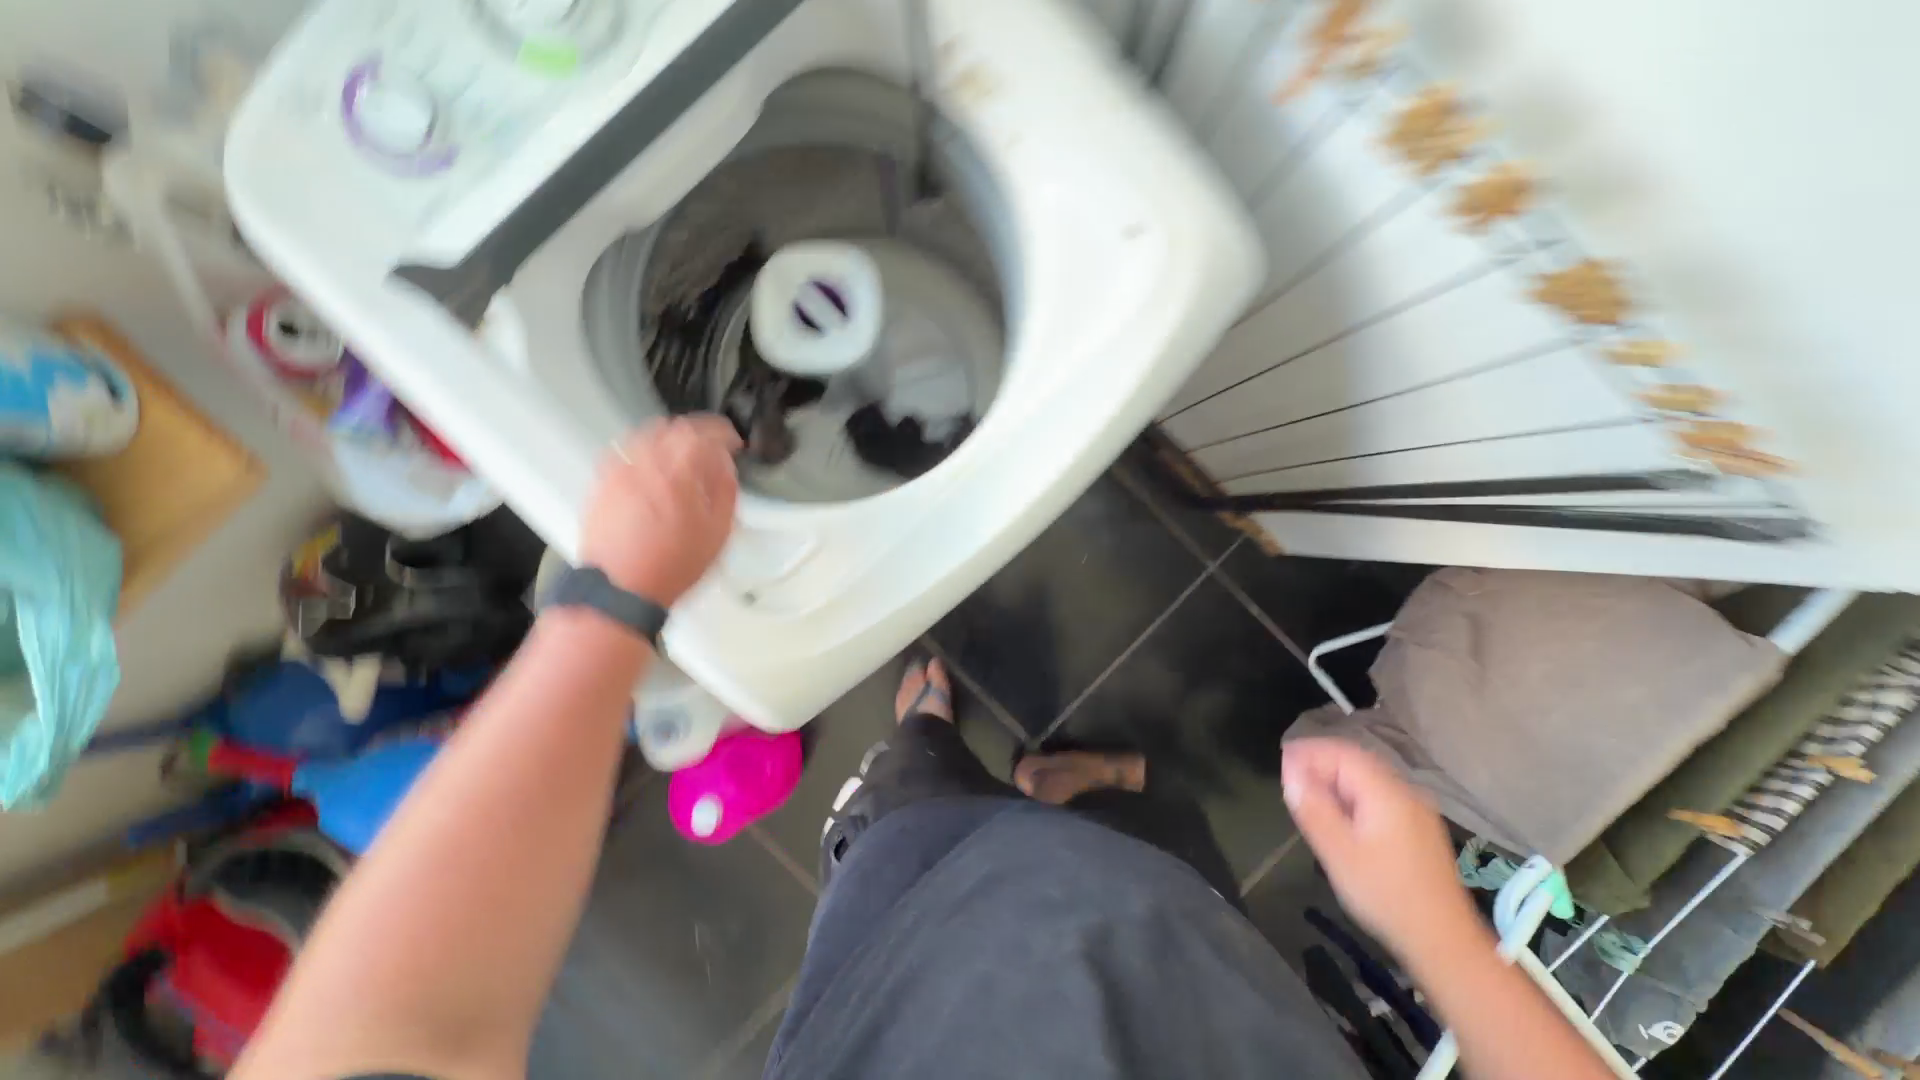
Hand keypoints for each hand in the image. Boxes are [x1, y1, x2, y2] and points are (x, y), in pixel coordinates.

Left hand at [581, 416, 741, 607]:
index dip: (725, 433)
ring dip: (669, 438)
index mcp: (680, 472)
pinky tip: (650, 468)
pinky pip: (623, 453)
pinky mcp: (602, 484)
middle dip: (697, 433)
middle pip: (675, 428)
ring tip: (681, 454)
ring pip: (646, 435)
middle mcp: (646, 464)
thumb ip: (726, 492)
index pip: (706, 433)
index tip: (731, 442)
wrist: (622, 590)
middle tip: (710, 446)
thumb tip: (726, 470)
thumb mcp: (718, 533)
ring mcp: (620, 472)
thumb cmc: (666, 567)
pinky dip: (642, 452)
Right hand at [1282, 736, 1479, 957]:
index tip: (1281, 760)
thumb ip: (1314, 809)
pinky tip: (1342, 817)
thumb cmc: (1385, 895)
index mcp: (1387, 793)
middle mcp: (1406, 793)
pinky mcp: (1421, 831)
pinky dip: (1354, 796)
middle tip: (1290, 778)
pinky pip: (1381, 798)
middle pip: (1358, 763)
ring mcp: (1418, 812)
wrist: (1443, 940)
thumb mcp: (1339, 854)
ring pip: (1370, 781)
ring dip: (1337, 781)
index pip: (1343, 754)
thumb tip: (1291, 773)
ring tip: (1309, 796)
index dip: (1310, 752)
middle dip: (1322, 764)